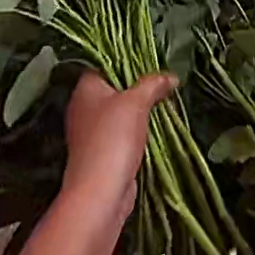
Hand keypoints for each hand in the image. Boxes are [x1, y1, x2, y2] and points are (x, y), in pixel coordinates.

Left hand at [63, 69, 175, 211]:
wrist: (99, 193)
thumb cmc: (113, 138)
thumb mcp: (137, 103)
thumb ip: (153, 84)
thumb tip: (172, 76)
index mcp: (85, 86)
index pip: (105, 62)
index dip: (127, 60)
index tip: (150, 62)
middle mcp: (82, 105)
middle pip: (112, 87)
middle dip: (136, 87)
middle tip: (161, 83)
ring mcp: (88, 130)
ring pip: (116, 112)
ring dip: (137, 111)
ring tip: (161, 104)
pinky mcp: (98, 151)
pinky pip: (118, 133)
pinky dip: (133, 131)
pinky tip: (151, 130)